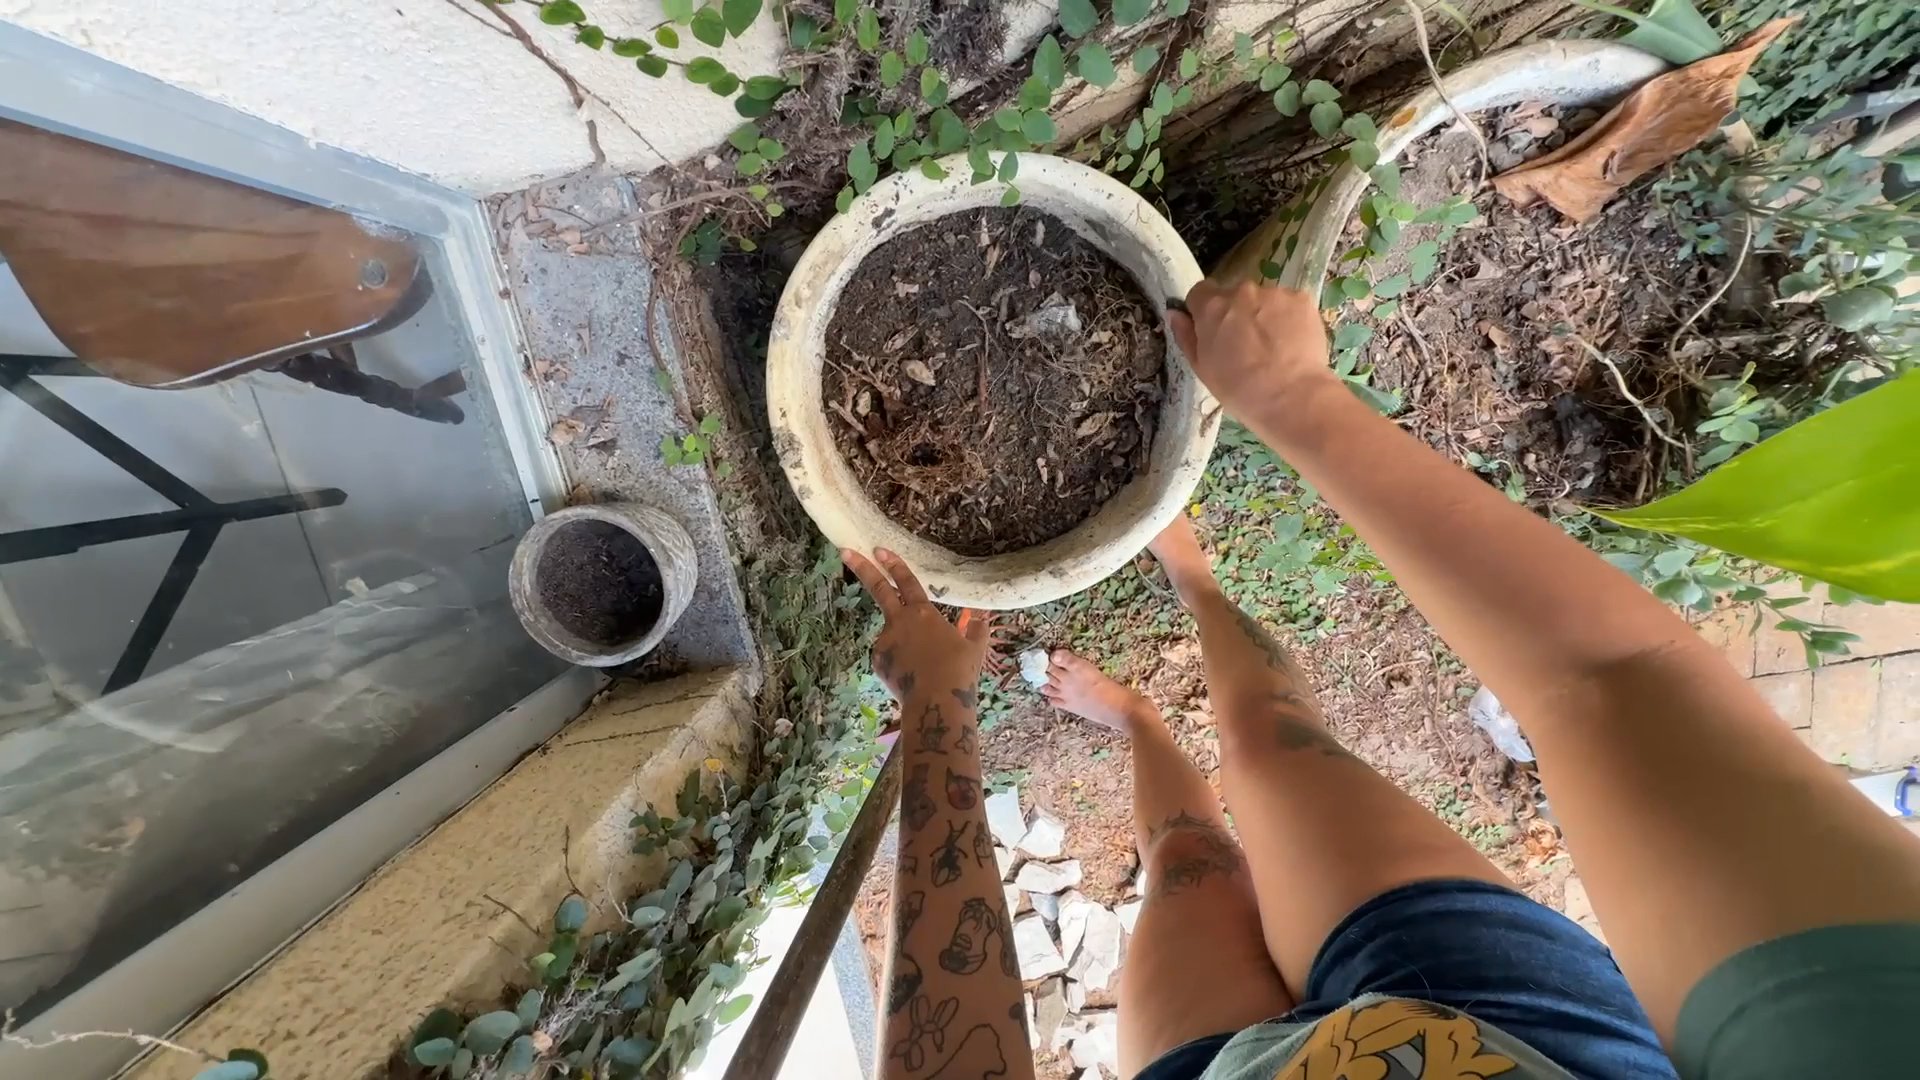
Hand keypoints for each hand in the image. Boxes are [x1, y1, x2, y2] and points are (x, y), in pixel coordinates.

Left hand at [842, 548, 990, 700]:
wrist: (936, 701)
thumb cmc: (958, 671)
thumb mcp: (974, 649)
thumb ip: (976, 630)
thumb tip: (980, 619)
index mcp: (924, 613)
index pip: (907, 582)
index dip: (895, 565)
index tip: (880, 549)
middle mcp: (900, 622)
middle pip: (878, 589)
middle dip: (862, 568)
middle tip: (846, 552)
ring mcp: (885, 641)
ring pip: (892, 636)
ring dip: (903, 645)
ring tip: (924, 669)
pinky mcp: (877, 660)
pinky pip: (889, 656)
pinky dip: (899, 662)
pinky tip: (914, 677)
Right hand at [1166, 280, 1338, 416]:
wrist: (1289, 396)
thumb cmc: (1237, 388)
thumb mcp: (1201, 367)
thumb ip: (1186, 336)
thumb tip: (1174, 313)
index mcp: (1212, 307)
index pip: (1200, 292)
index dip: (1203, 310)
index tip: (1211, 330)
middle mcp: (1242, 292)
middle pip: (1234, 296)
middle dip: (1236, 314)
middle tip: (1244, 345)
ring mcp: (1275, 293)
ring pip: (1264, 300)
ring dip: (1263, 316)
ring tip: (1272, 348)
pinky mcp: (1302, 300)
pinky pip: (1289, 305)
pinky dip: (1288, 319)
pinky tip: (1290, 344)